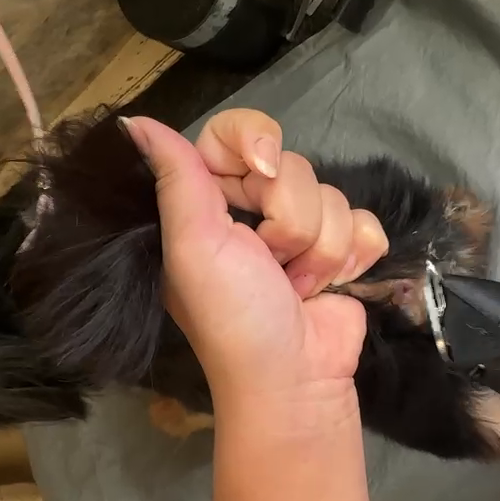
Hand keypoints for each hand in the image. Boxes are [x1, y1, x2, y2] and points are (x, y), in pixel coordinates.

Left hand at [127, 111, 387, 407]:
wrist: (295, 378)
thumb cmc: (235, 317)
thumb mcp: (193, 248)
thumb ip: (176, 179)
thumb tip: (133, 122)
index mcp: (212, 201)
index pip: (238, 133)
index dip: (256, 144)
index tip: (261, 172)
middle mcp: (258, 210)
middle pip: (296, 167)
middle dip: (289, 222)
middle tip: (271, 264)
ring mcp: (306, 233)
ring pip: (335, 198)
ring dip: (319, 253)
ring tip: (298, 289)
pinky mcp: (346, 254)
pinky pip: (366, 223)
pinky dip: (354, 259)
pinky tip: (332, 287)